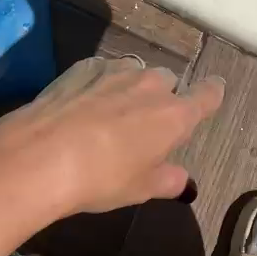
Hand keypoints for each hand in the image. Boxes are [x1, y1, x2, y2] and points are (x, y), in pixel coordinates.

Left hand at [0, 57, 225, 218]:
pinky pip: (103, 69)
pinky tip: (84, 102)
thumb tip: (182, 179)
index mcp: (173, 115)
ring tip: (112, 112)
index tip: (214, 89)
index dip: (211, 93)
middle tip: (146, 123)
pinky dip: (100, 82)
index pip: (207, 95)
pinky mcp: (84, 66)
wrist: (43, 154)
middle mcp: (151, 85)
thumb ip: (166, 180)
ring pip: (135, 72)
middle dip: (161, 97)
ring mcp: (116, 70)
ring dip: (131, 87)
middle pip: (168, 81)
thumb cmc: (101, 179)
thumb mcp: (138, 189)